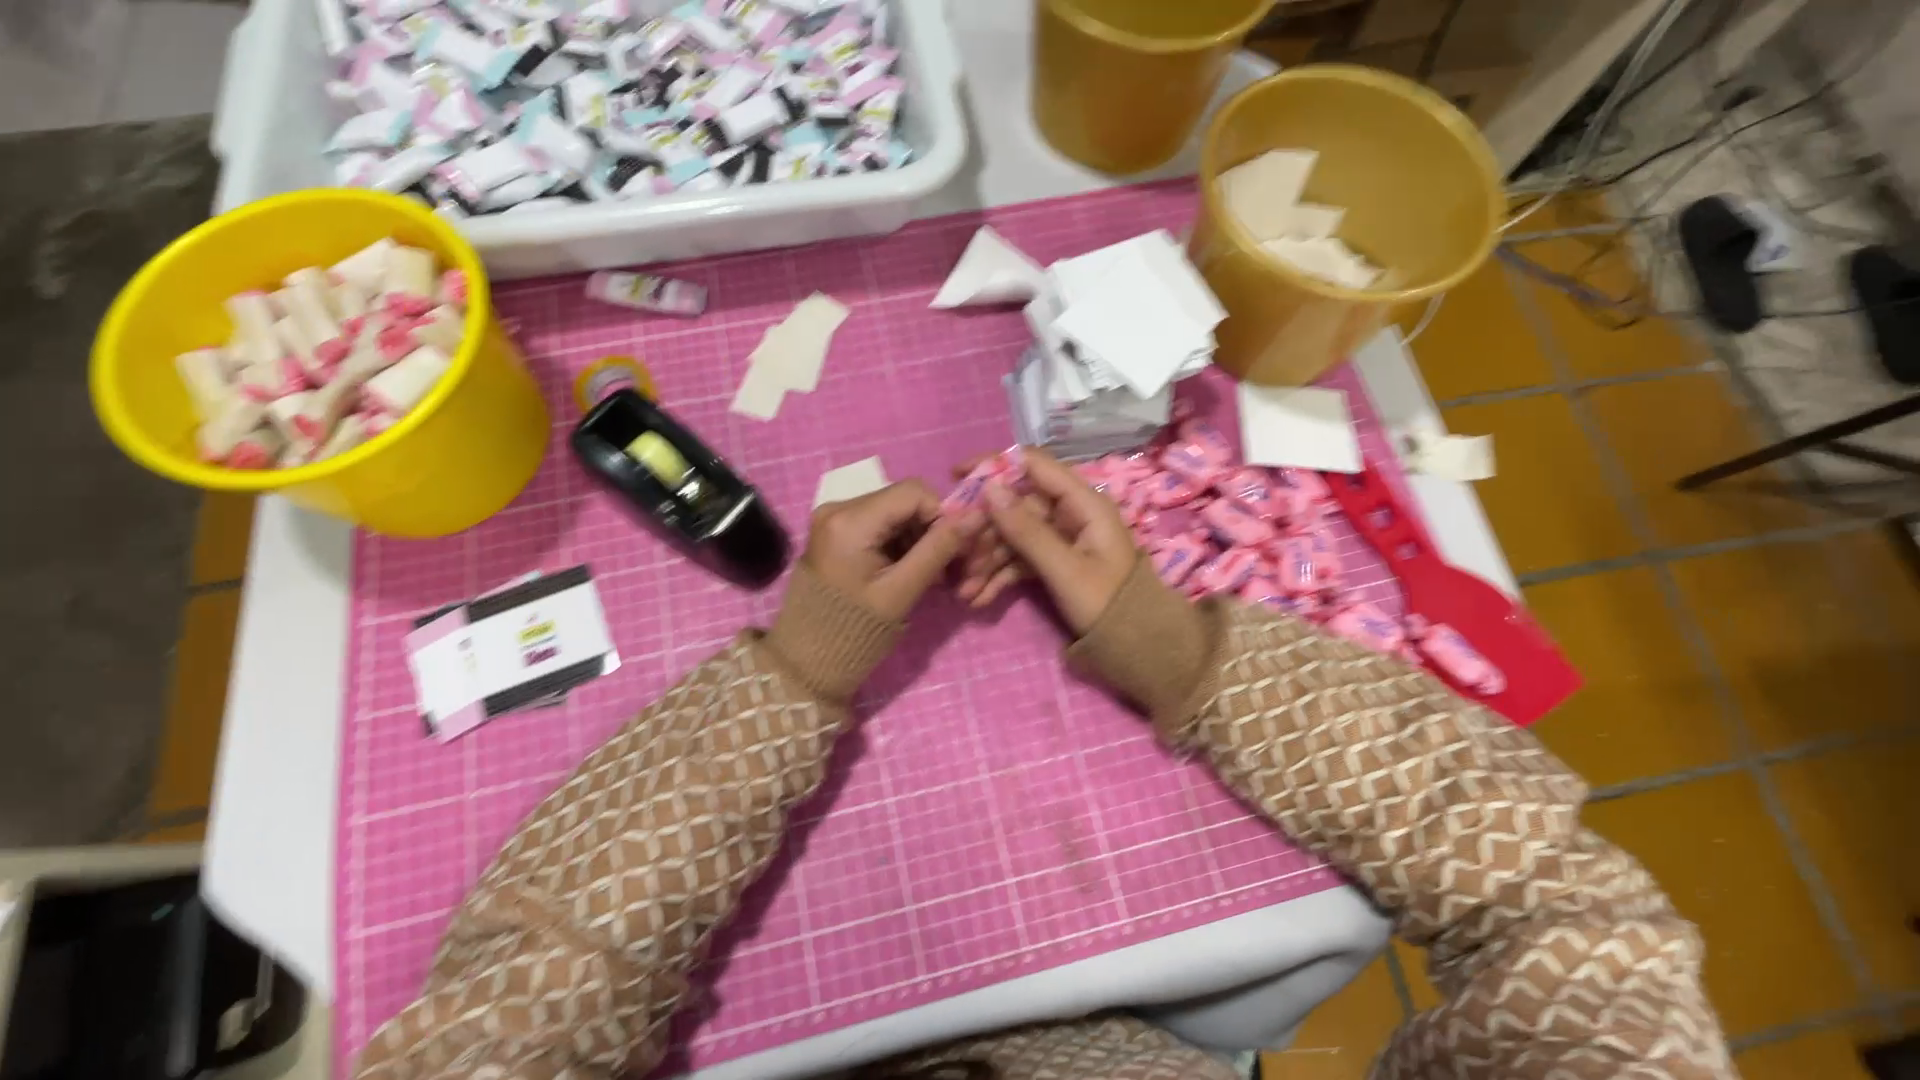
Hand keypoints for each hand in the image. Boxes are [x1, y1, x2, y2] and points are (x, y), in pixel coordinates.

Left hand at [805, 480, 980, 621]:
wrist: (811, 656)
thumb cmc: (858, 629)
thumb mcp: (903, 589)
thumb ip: (940, 548)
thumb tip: (977, 516)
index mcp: (850, 519)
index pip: (914, 492)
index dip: (942, 515)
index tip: (955, 550)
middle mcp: (837, 507)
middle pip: (903, 500)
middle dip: (931, 529)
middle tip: (947, 567)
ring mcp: (834, 517)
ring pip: (894, 511)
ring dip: (918, 537)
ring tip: (929, 573)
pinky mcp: (836, 530)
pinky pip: (879, 523)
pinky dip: (900, 542)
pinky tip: (908, 569)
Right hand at [961, 448, 1137, 634]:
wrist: (1135, 648)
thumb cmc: (1106, 604)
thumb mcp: (1065, 569)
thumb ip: (1027, 530)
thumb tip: (991, 488)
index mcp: (1083, 503)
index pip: (1034, 466)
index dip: (995, 465)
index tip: (957, 476)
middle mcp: (1070, 513)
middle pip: (1016, 506)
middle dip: (984, 529)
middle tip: (956, 551)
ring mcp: (1060, 538)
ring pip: (1013, 536)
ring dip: (986, 559)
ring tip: (964, 589)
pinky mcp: (1053, 562)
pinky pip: (1019, 559)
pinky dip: (998, 576)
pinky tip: (978, 597)